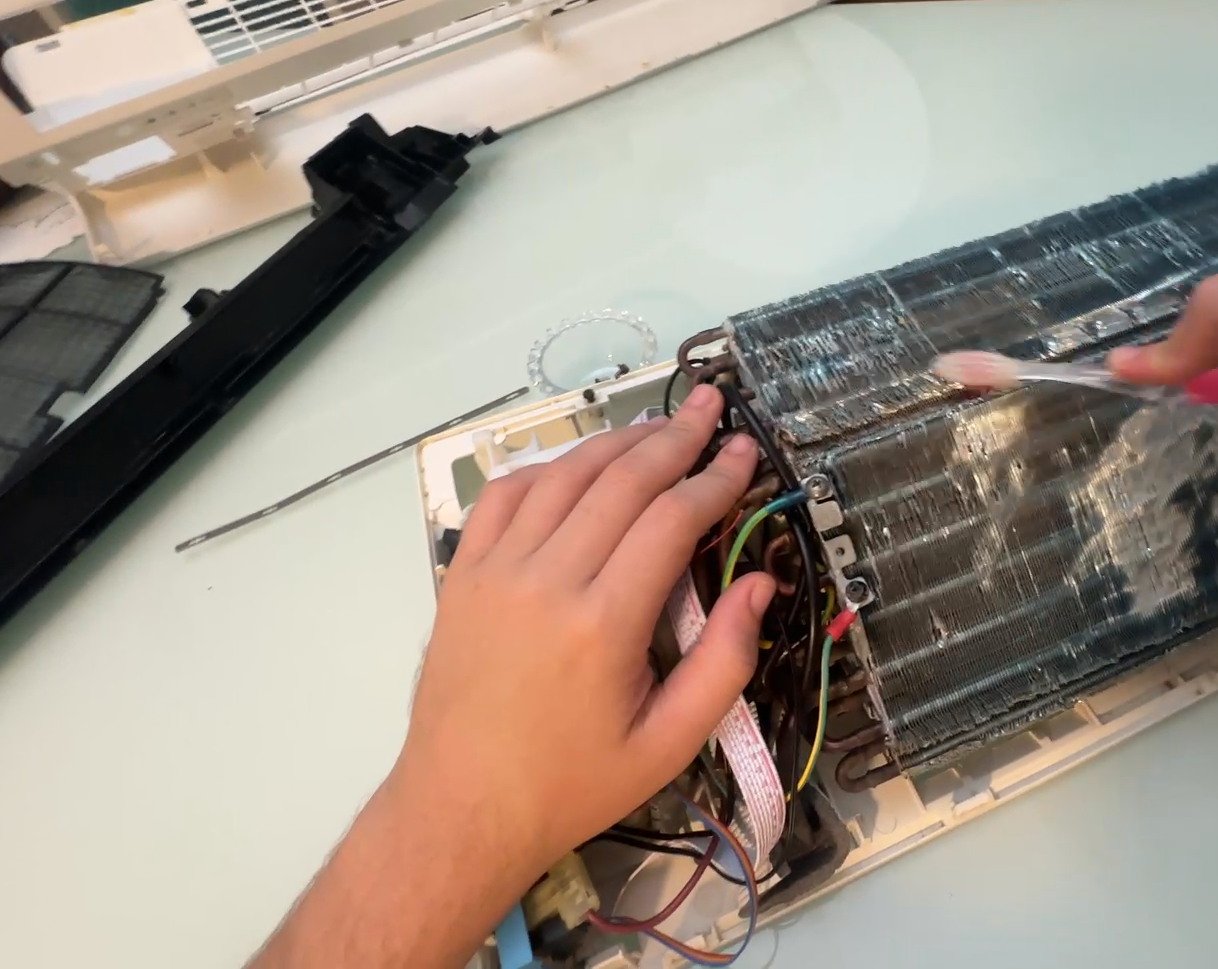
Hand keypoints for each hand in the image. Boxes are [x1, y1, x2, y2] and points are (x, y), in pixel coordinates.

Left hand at [252, 385, 772, 967]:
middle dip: (674, 436)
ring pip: (566, 475)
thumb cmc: (574, 783)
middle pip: (621, 480)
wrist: (458, 811)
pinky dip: (549, 466)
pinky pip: (506, 494)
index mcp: (603, 623)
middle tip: (710, 406)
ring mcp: (496, 569)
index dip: (714, 478)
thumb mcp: (669, 745)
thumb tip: (759, 583)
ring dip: (619, 441)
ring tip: (660, 426)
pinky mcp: (464, 573)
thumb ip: (725, 661)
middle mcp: (547, 579)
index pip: (671, 519)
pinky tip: (580, 462)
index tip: (743, 451)